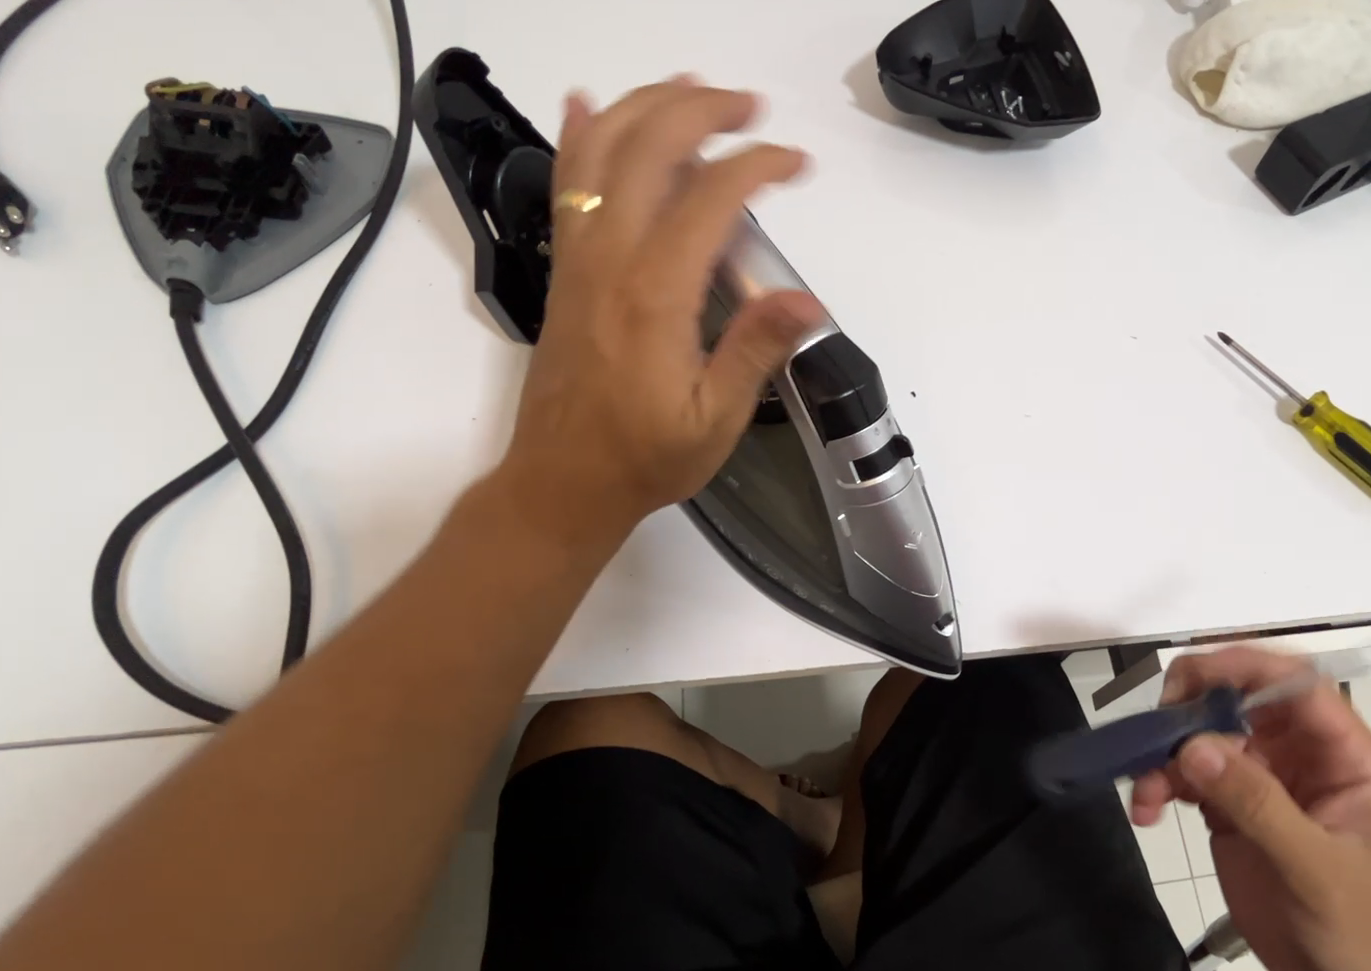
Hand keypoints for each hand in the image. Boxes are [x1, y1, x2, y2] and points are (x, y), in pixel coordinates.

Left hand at [495, 79, 824, 544]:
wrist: (564, 481)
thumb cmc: (644, 457)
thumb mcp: (717, 419)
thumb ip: (756, 351)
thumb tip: (806, 301)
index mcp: (655, 296)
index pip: (709, 198)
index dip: (757, 166)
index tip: (794, 164)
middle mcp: (610, 262)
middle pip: (648, 150)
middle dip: (703, 113)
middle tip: (750, 109)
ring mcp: (579, 262)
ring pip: (600, 153)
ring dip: (645, 107)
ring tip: (690, 90)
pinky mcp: (565, 273)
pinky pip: (566, 187)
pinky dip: (580, 138)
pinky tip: (591, 107)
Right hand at [1129, 648, 1370, 970]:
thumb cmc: (1369, 935)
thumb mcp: (1319, 871)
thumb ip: (1257, 805)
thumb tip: (1192, 746)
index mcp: (1345, 757)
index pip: (1299, 686)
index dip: (1247, 667)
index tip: (1192, 676)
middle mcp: (1301, 758)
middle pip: (1241, 701)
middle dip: (1193, 705)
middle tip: (1154, 725)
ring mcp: (1264, 784)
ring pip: (1205, 739)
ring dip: (1167, 755)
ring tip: (1145, 790)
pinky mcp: (1232, 813)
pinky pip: (1189, 779)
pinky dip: (1161, 786)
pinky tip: (1146, 811)